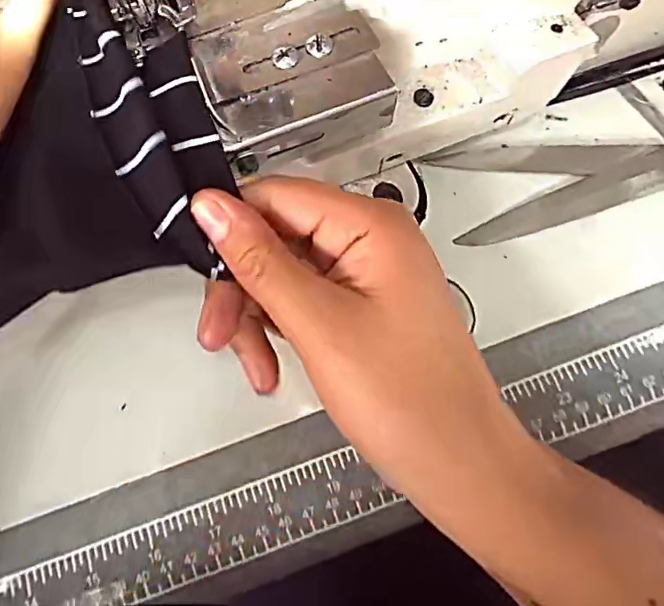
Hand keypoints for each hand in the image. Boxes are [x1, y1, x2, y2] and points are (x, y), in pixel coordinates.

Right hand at [190, 180, 531, 502]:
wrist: (462, 468)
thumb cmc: (416, 405)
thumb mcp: (318, 325)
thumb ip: (260, 261)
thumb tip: (214, 208)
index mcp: (371, 224)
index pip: (277, 194)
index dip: (232, 226)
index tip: (202, 260)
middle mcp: (370, 235)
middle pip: (275, 234)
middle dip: (242, 285)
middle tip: (219, 330)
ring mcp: (365, 267)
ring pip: (281, 269)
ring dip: (256, 314)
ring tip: (253, 361)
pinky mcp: (360, 296)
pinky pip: (300, 294)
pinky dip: (277, 326)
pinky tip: (271, 362)